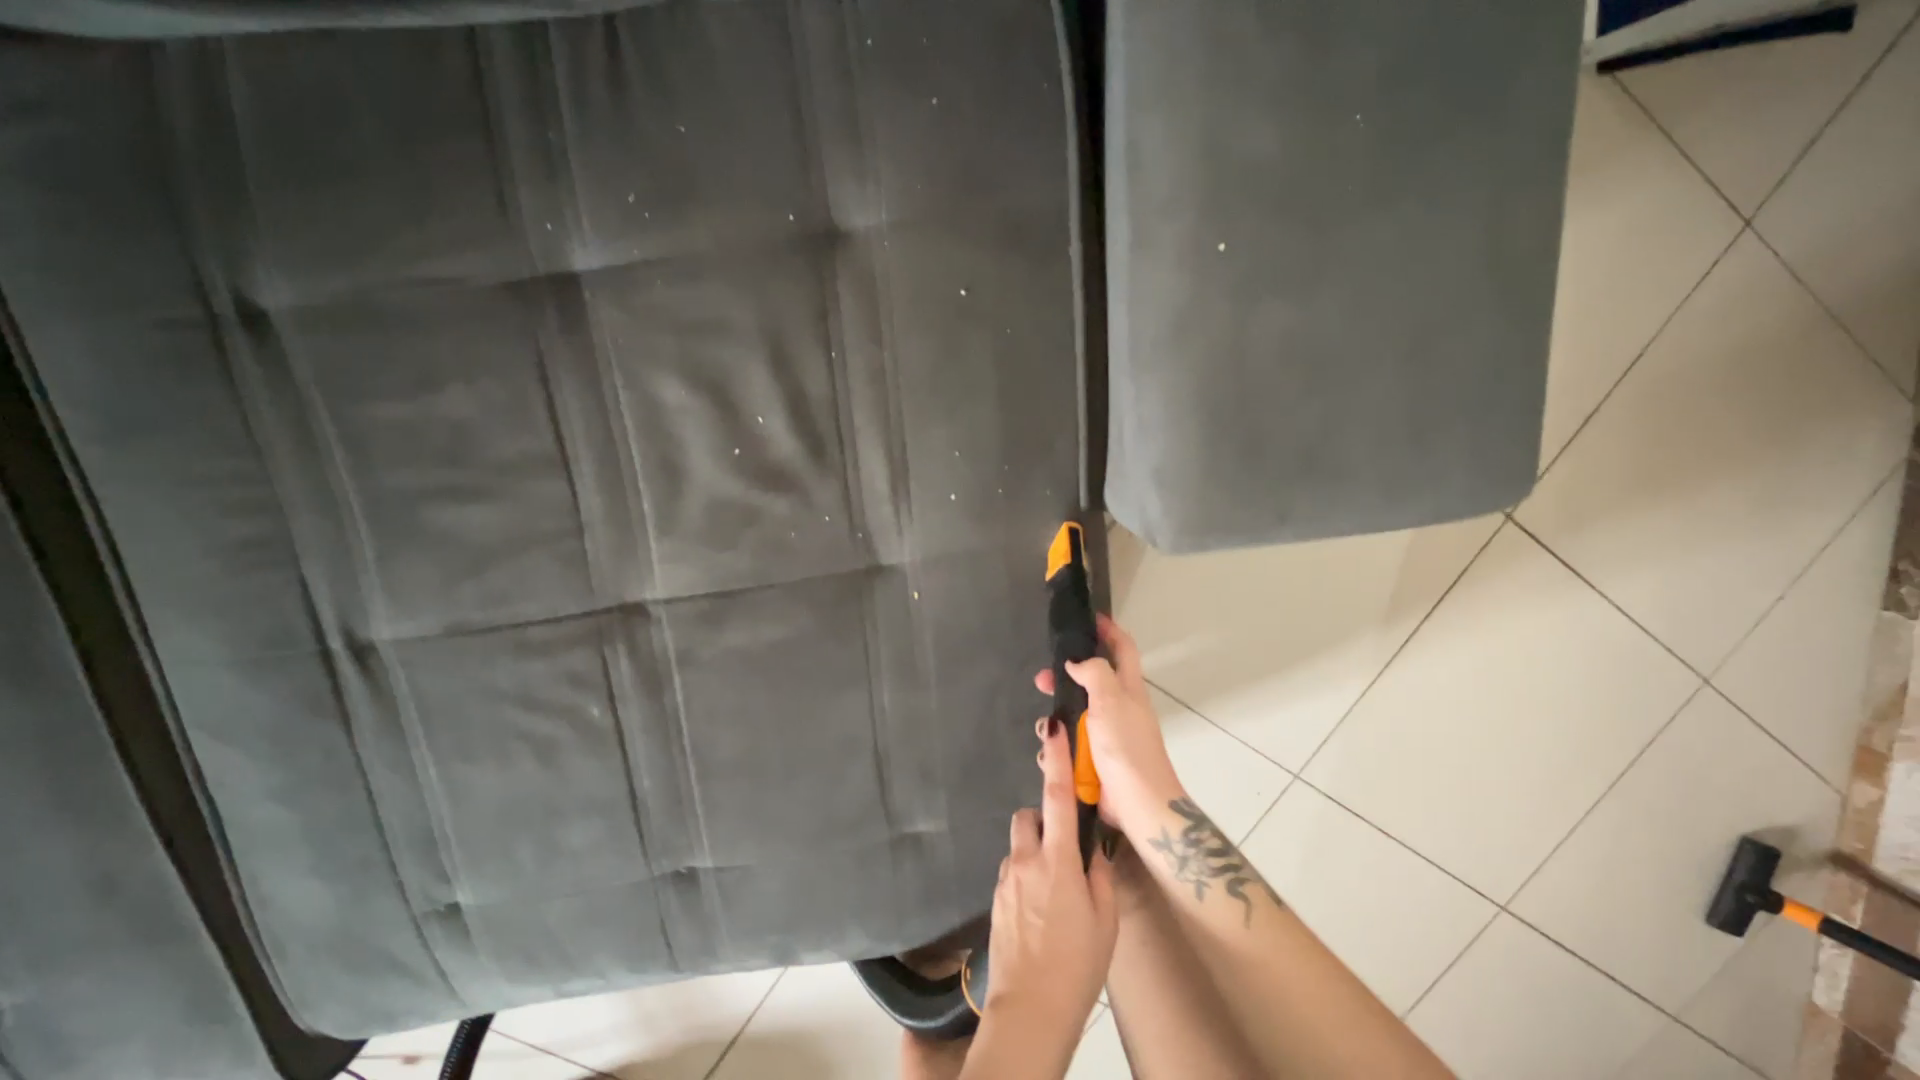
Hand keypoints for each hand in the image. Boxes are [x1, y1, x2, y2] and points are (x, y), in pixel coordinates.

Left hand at [977, 720, 1117, 1063]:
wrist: (1029, 1010)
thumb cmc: (1077, 965)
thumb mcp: (1104, 920)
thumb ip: (1098, 877)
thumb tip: (1091, 855)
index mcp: (1057, 861)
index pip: (1057, 798)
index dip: (1057, 761)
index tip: (1054, 728)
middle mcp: (1025, 862)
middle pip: (1028, 818)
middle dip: (1045, 821)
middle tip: (1067, 851)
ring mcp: (1005, 881)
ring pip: (1020, 847)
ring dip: (1037, 854)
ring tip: (1058, 895)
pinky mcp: (995, 902)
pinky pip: (1013, 874)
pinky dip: (1028, 879)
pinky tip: (1043, 915)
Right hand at [1034, 615, 1184, 838]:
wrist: (1138, 805)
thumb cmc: (1126, 748)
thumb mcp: (1110, 701)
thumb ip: (1094, 674)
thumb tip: (1076, 662)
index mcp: (1129, 690)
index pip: (1123, 649)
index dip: (1109, 631)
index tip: (1090, 619)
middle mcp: (1120, 708)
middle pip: (1091, 681)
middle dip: (1066, 678)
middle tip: (1042, 679)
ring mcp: (1108, 736)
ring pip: (1075, 715)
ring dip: (1057, 718)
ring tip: (1045, 728)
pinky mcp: (1096, 761)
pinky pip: (1071, 745)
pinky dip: (1058, 747)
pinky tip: (1049, 754)